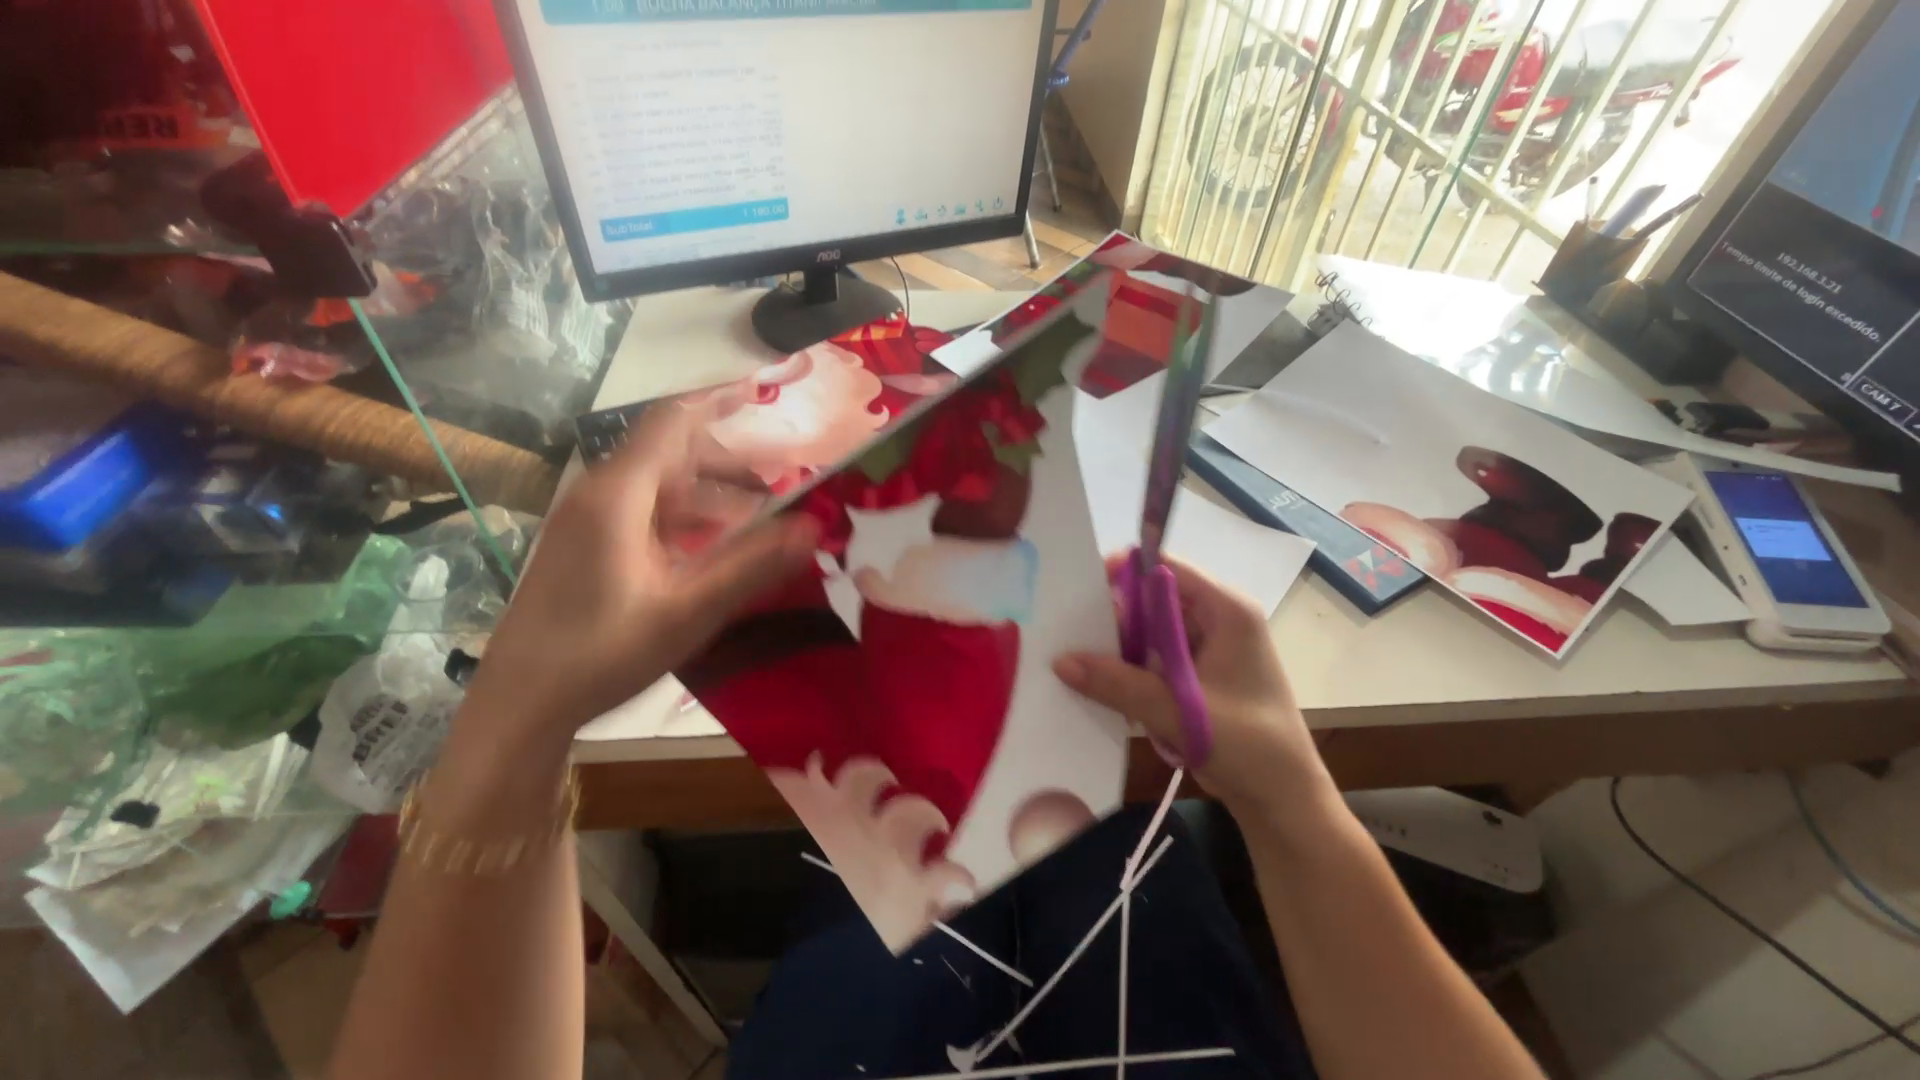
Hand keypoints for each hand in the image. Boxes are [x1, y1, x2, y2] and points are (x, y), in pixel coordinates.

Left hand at [457, 405, 818, 759]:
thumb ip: (752, 565)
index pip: (674, 420)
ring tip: (757, 519)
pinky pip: (643, 512)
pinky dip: (685, 518)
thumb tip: (814, 527)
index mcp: (619, 494)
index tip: (766, 395)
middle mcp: (599, 494)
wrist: (521, 703)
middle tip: (780, 487)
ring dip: (709, 493)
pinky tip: (711, 550)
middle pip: (670, 452)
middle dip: (729, 462)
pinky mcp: (583, 546)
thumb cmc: (602, 653)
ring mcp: (587, 520)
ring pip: (658, 485)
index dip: (720, 401)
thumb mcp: (688, 611)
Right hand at [1051, 555, 1331, 818]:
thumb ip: (1119, 684)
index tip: (1080, 589)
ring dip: (1118, 648)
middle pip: (1153, 600)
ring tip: (1073, 658)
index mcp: (1227, 611)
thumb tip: (1060, 661)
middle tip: (1067, 631)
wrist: (1282, 799)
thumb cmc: (1247, 745)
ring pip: (1150, 632)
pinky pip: (1155, 660)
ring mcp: (1207, 649)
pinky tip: (1098, 684)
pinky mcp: (1197, 677)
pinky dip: (1130, 670)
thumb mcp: (1177, 710)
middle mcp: (1217, 620)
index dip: (1123, 572)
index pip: (1167, 569)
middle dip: (1113, 616)